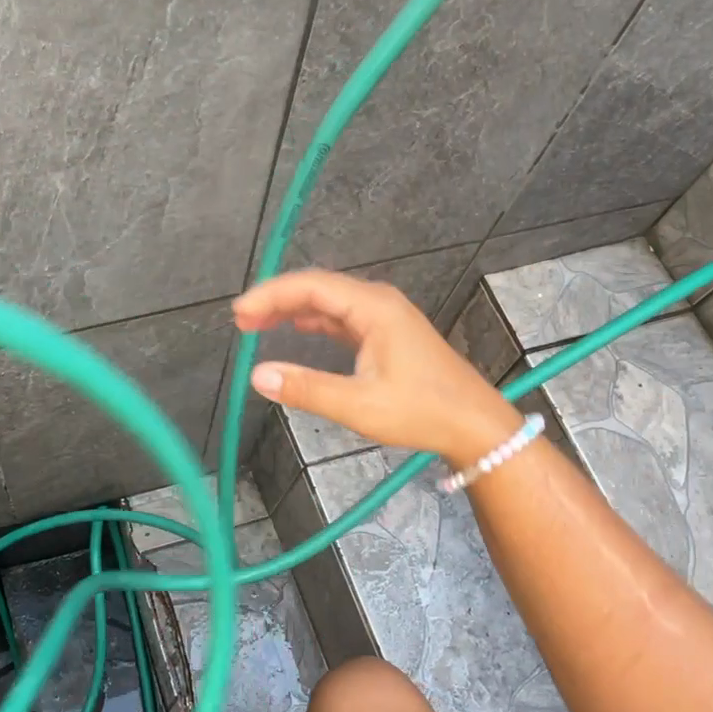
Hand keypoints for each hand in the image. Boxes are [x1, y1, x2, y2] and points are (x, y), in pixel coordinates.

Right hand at [232, 269, 523, 462]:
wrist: (473, 424)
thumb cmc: (421, 412)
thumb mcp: (359, 405)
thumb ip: (307, 388)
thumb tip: (258, 375)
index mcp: (374, 308)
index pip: (312, 287)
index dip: (271, 295)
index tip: (239, 313)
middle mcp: (379, 303)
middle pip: (318, 289)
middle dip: (277, 300)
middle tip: (241, 320)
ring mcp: (385, 317)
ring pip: (329, 303)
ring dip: (293, 310)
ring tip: (257, 324)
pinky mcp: (387, 334)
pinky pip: (342, 318)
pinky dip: (314, 322)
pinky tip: (296, 330)